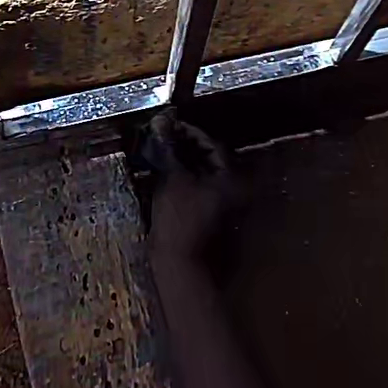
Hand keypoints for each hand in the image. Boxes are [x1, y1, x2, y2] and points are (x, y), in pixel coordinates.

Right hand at [140, 113, 241, 272]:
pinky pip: (193, 188)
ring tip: (157, 150)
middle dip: (183, 145)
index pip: (212, 144)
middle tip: (161, 135)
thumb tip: (161, 121)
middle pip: (206, 158)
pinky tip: (160, 172)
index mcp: (230, 178)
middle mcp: (230, 189)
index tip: (169, 124)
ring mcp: (219, 204)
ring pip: (199, 173)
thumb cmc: (180, 220)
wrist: (179, 266)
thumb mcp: (173, 179)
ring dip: (180, 161)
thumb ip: (169, 148)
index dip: (190, 132)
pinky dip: (179, 178)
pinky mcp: (204, 215)